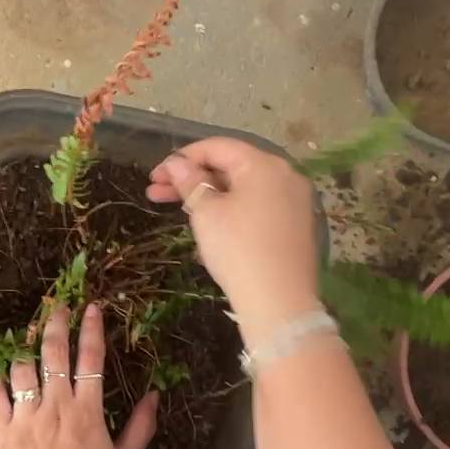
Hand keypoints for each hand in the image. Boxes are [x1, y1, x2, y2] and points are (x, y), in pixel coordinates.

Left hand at [0, 303, 157, 448]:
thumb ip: (139, 428)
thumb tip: (154, 396)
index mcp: (86, 412)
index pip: (92, 359)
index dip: (92, 329)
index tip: (93, 308)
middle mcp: (55, 406)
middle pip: (53, 352)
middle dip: (55, 323)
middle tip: (57, 306)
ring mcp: (25, 416)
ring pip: (22, 368)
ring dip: (25, 352)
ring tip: (28, 343)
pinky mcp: (1, 430)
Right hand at [147, 137, 321, 346]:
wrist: (279, 301)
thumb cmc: (238, 250)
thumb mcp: (206, 214)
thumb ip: (191, 182)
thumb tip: (176, 164)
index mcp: (263, 165)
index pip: (217, 147)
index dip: (182, 158)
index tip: (155, 176)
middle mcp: (285, 175)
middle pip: (230, 168)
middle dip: (192, 179)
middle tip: (156, 194)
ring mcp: (294, 201)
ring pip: (242, 189)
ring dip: (208, 197)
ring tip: (180, 212)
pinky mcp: (294, 225)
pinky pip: (256, 208)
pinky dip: (230, 212)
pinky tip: (209, 230)